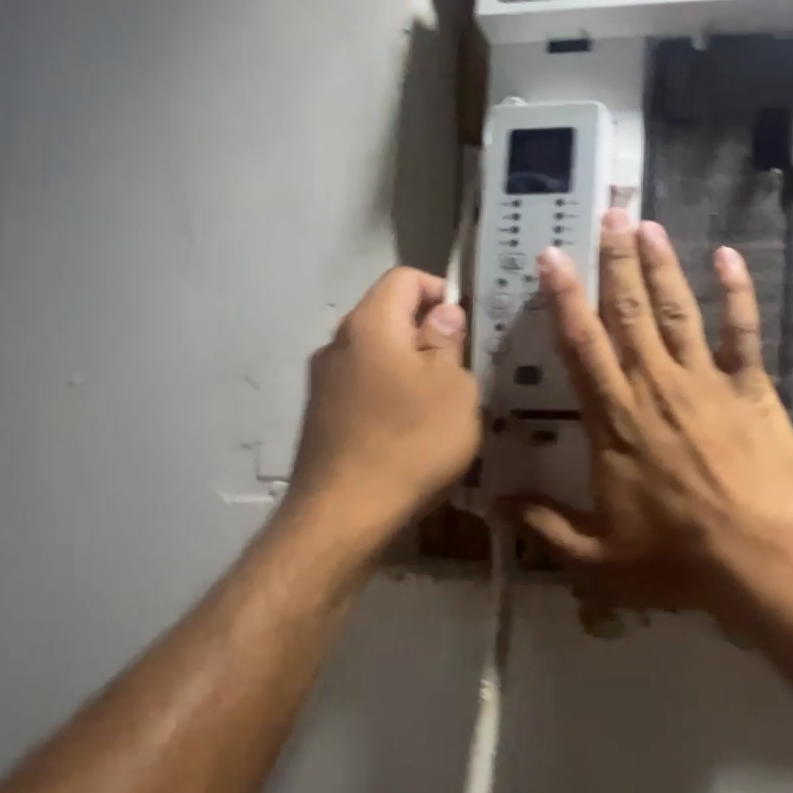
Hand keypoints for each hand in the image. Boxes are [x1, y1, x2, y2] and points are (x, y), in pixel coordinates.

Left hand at [288, 267, 479, 533]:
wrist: (344, 515)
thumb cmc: (411, 442)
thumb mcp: (453, 388)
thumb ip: (448, 342)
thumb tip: (442, 314)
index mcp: (370, 324)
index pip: (405, 278)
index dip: (442, 291)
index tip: (470, 326)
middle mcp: (338, 343)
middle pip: (389, 317)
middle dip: (430, 335)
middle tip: (465, 370)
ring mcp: (324, 383)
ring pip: (378, 357)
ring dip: (412, 371)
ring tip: (444, 407)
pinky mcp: (321, 418)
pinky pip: (366, 390)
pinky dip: (393, 399)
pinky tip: (414, 434)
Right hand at [511, 210, 792, 600]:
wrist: (754, 556)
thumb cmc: (674, 558)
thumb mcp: (595, 556)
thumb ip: (543, 526)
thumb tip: (491, 507)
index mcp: (614, 421)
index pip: (581, 347)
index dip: (565, 300)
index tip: (554, 258)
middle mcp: (655, 387)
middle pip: (629, 314)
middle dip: (615, 263)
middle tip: (607, 216)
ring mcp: (705, 382)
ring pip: (677, 311)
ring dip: (660, 267)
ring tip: (648, 225)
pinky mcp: (750, 388)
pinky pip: (742, 331)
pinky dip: (736, 293)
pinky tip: (727, 257)